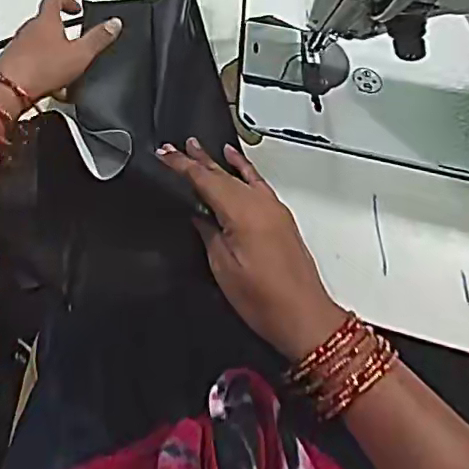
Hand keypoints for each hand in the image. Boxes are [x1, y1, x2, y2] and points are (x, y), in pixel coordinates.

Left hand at [0, 0, 121, 101]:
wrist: (8, 90)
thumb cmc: (39, 69)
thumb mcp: (80, 54)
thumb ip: (98, 38)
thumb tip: (113, 24)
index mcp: (45, 21)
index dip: (67, 1)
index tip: (75, 8)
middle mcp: (28, 30)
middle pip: (45, 22)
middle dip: (61, 31)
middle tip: (72, 39)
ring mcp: (17, 46)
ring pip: (37, 43)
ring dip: (51, 52)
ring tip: (64, 68)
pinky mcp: (11, 63)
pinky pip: (30, 61)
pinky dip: (42, 68)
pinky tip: (51, 87)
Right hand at [158, 140, 348, 360]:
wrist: (305, 320)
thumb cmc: (266, 301)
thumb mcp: (223, 266)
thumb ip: (207, 231)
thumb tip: (198, 214)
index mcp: (241, 212)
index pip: (203, 178)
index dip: (180, 164)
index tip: (163, 154)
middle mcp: (258, 203)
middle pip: (219, 173)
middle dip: (194, 159)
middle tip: (171, 149)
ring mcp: (272, 208)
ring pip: (236, 175)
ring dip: (214, 161)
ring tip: (196, 147)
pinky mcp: (280, 216)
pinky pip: (257, 181)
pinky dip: (243, 167)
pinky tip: (234, 159)